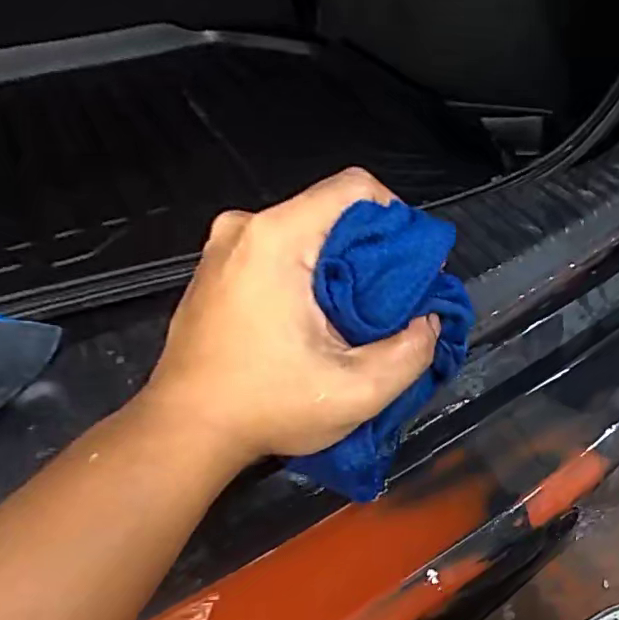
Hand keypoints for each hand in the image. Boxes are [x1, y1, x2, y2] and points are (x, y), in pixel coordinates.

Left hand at [137, 168, 441, 463]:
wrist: (188, 431)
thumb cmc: (268, 406)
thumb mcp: (362, 390)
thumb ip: (413, 350)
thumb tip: (430, 321)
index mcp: (277, 240)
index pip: (356, 188)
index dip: (400, 222)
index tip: (414, 273)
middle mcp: (247, 229)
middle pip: (335, 213)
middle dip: (378, 255)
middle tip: (397, 309)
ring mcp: (227, 248)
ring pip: (312, 236)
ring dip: (349, 272)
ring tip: (363, 323)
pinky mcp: (221, 271)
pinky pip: (285, 254)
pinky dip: (317, 280)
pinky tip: (325, 326)